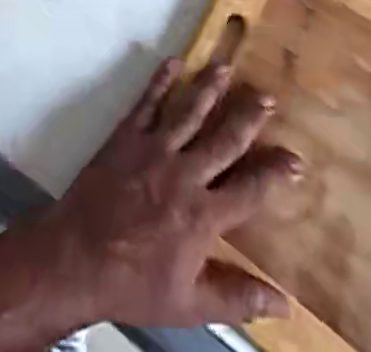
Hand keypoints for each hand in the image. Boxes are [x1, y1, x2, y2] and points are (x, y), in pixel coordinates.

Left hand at [21, 60, 302, 329]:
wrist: (75, 258)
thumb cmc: (133, 284)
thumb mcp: (190, 303)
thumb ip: (237, 298)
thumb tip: (284, 306)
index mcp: (204, 214)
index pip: (252, 188)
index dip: (276, 172)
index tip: (295, 159)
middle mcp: (184, 174)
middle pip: (225, 139)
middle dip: (248, 116)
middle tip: (267, 95)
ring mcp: (153, 151)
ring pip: (189, 112)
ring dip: (209, 88)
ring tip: (226, 67)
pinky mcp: (125, 138)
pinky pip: (147, 104)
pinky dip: (160, 82)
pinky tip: (172, 63)